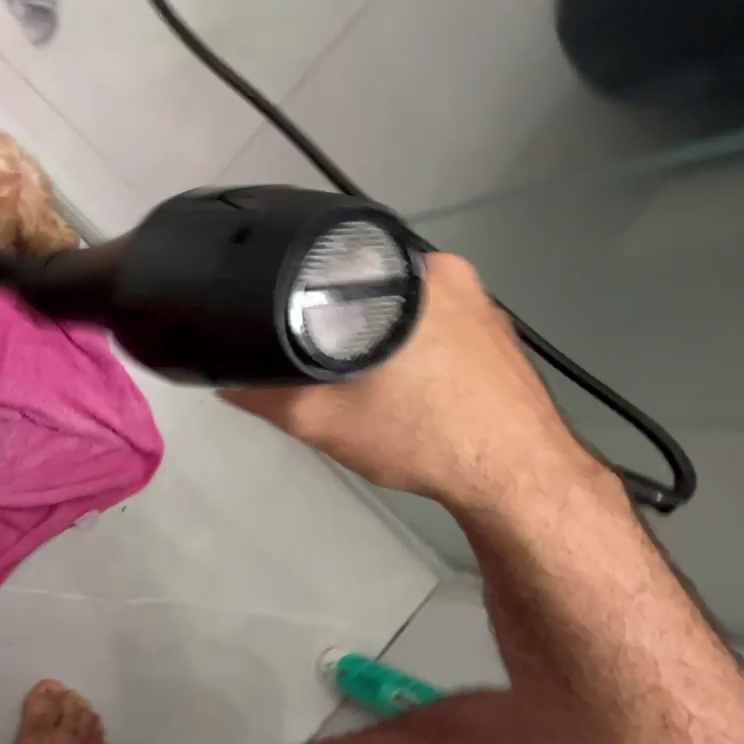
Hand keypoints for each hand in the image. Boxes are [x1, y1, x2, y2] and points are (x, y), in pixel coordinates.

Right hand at [224, 253, 606, 515]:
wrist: (518, 480)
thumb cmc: (422, 437)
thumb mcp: (318, 420)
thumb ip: (261, 395)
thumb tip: (225, 378)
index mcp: (409, 276)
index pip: (327, 264)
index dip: (290, 293)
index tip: (271, 323)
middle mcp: (450, 274)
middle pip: (358, 284)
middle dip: (327, 316)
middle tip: (303, 357)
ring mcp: (480, 301)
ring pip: (392, 305)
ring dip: (365, 332)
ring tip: (342, 374)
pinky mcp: (495, 331)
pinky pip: (425, 324)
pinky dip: (401, 347)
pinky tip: (392, 385)